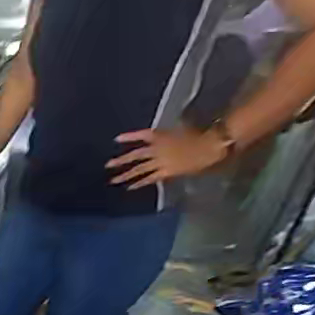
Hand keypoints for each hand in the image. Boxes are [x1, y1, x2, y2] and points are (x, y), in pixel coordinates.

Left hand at [106, 126, 231, 189]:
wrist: (206, 146)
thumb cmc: (197, 135)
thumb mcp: (180, 127)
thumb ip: (168, 133)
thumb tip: (164, 136)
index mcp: (160, 135)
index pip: (141, 135)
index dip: (129, 137)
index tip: (116, 140)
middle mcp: (156, 148)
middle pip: (136, 155)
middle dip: (121, 160)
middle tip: (108, 165)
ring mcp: (160, 162)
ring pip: (139, 169)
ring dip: (126, 175)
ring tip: (113, 180)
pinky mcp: (166, 172)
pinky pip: (150, 179)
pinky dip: (139, 183)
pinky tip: (130, 187)